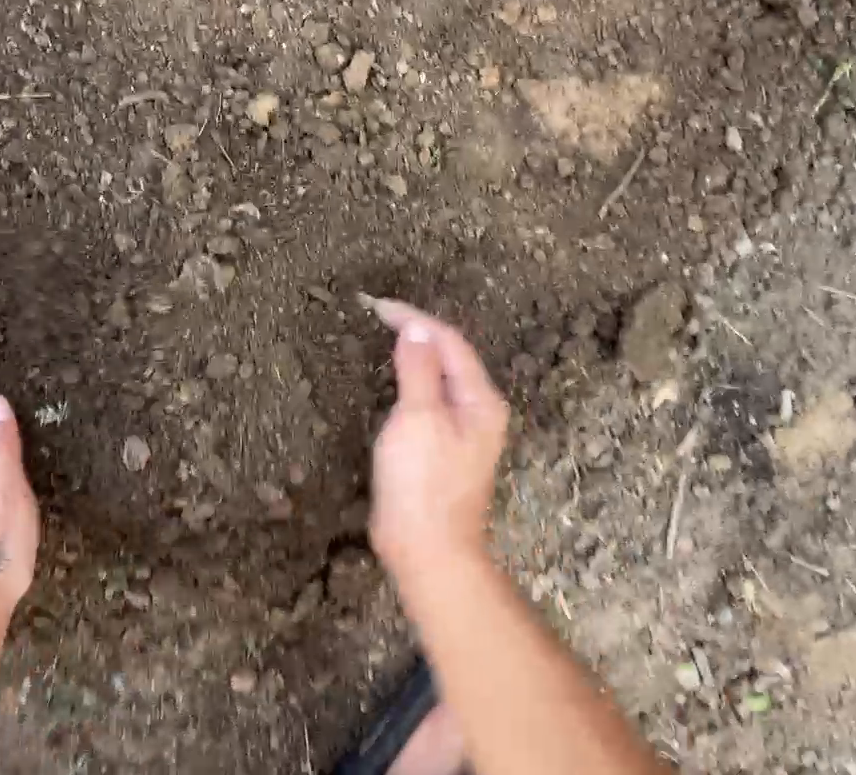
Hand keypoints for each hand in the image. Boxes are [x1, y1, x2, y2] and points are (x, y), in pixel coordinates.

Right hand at [366, 300, 509, 588]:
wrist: (427, 549)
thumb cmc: (422, 483)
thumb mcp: (419, 417)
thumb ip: (418, 369)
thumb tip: (415, 329)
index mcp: (480, 400)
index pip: (448, 341)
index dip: (414, 318)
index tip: (376, 306)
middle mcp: (478, 411)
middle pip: (449, 356)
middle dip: (416, 330)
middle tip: (378, 315)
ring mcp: (462, 432)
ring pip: (439, 377)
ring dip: (414, 353)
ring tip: (384, 336)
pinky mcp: (443, 449)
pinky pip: (429, 399)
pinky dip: (410, 379)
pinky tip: (392, 380)